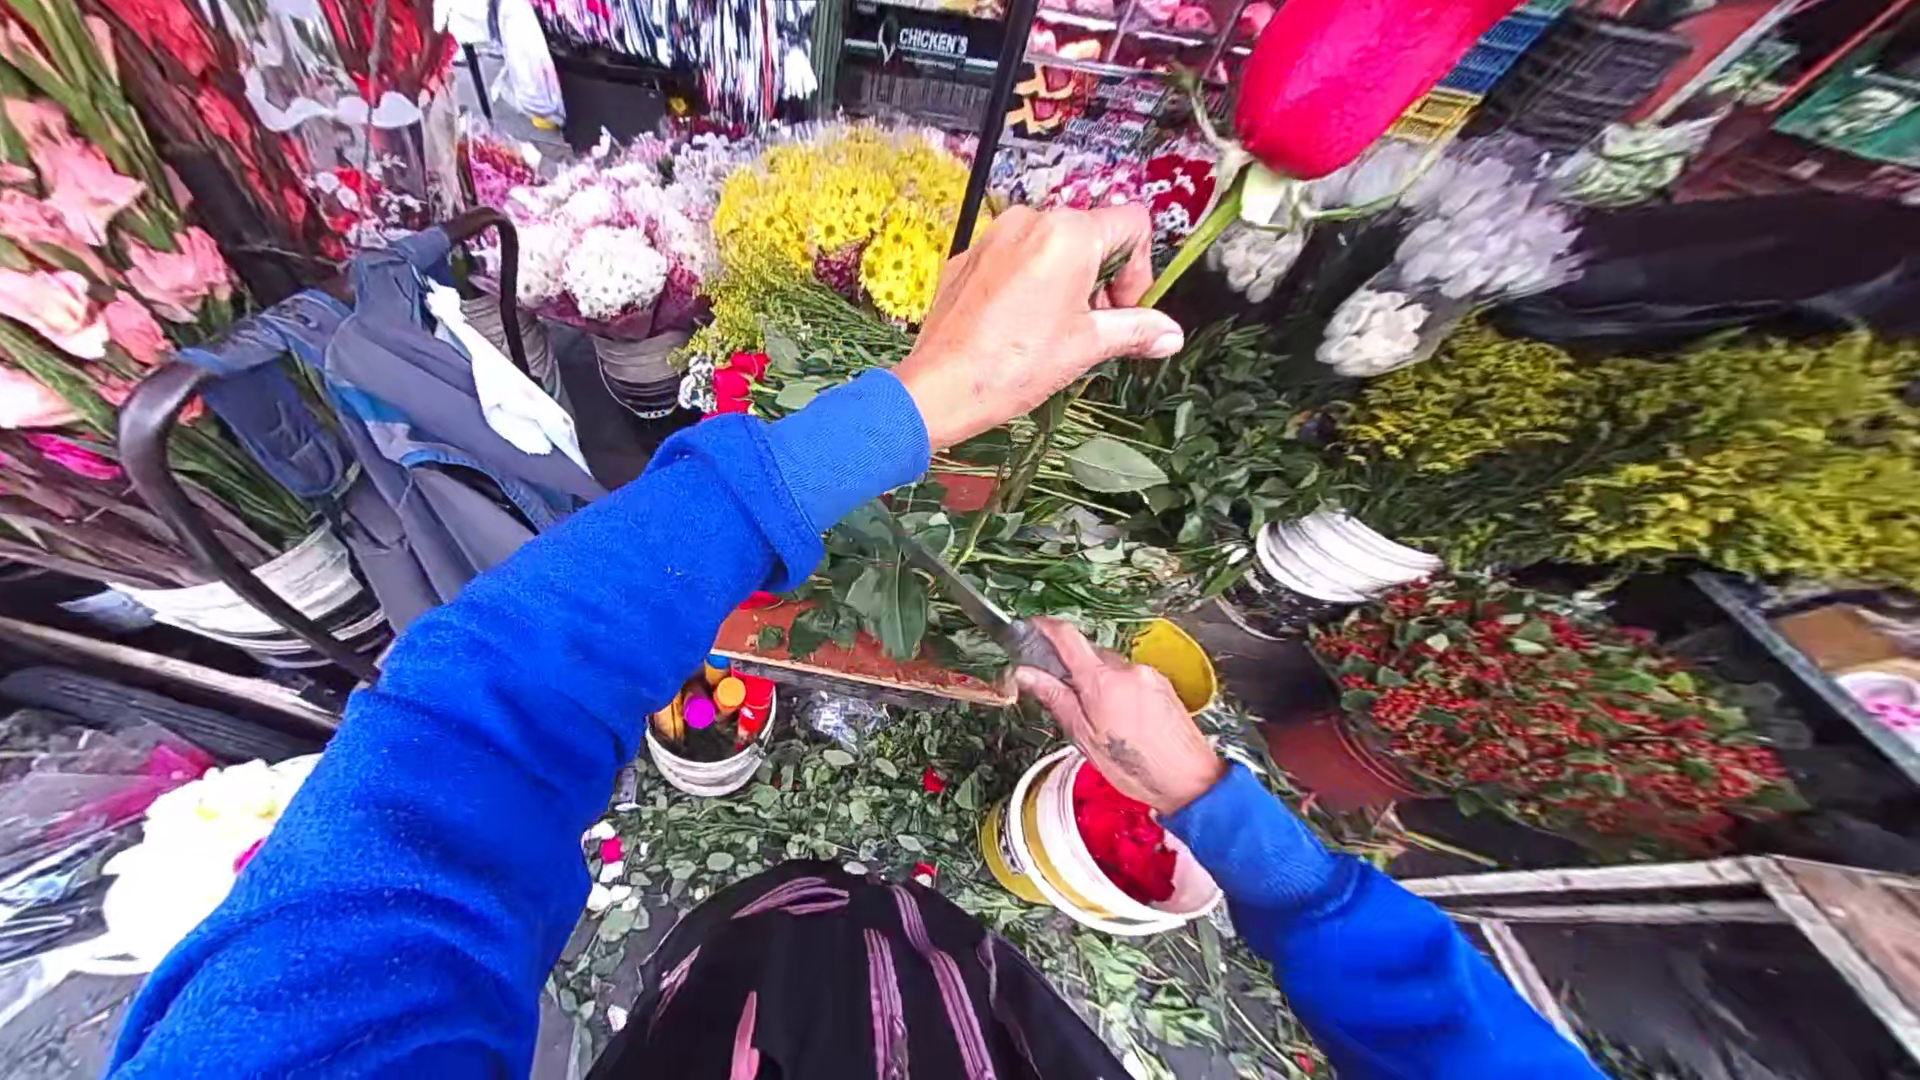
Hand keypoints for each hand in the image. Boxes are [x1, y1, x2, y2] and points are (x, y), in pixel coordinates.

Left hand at [893, 204, 1185, 449]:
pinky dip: (1028, 287)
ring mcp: (993, 238)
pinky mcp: (967, 261)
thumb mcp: (1086, 347)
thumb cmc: (1012, 367)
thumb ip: (1135, 331)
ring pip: (1050, 249)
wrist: (941, 389)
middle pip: (1090, 236)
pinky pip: (1013, 262)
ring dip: (1066, 285)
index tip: (1127, 312)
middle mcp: (1028, 221)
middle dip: (1102, 282)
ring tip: (1054, 334)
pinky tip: (1019, 329)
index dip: (1141, 272)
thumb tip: (1169, 334)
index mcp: (1068, 233)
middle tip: (1094, 330)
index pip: (1132, 225)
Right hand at [1014, 617, 1224, 815]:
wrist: (1191, 780)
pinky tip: (1120, 716)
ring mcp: (1146, 674)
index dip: (1046, 627)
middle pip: (1089, 652)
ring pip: (1109, 665)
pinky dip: (1117, 686)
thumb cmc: (1136, 767)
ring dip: (1097, 679)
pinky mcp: (1161, 682)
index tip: (1033, 626)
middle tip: (1061, 691)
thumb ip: (1055, 697)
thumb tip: (1024, 673)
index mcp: (1101, 681)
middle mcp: (1126, 669)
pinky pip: (1129, 674)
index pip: (1067, 637)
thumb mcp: (1084, 736)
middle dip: (1072, 666)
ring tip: (1097, 715)